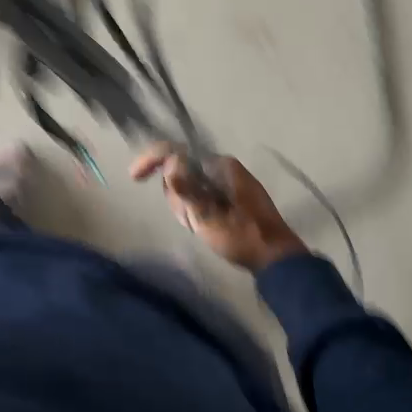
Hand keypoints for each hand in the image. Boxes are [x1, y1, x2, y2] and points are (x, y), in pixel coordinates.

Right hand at [130, 146, 307, 272]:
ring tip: (197, 225)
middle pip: (177, 170)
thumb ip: (186, 188)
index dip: (151, 159)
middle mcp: (220, 168)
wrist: (277, 261)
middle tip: (188, 218)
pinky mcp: (226, 197)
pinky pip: (196, 195)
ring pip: (185, 185)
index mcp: (219, 165)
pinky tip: (201, 225)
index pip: (175, 151)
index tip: (134, 177)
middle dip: (175, 194)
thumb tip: (169, 163)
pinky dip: (192, 209)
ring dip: (183, 205)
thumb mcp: (209, 215)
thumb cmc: (242, 236)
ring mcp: (224, 182)